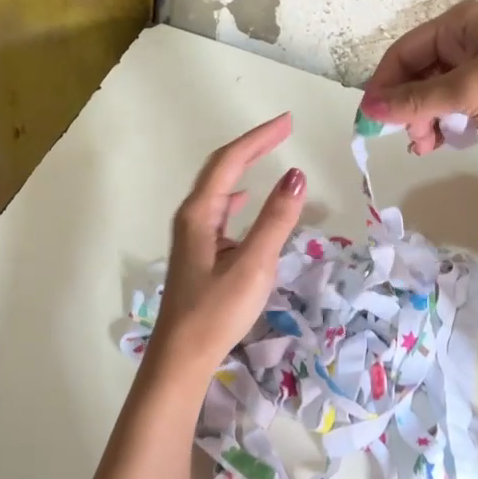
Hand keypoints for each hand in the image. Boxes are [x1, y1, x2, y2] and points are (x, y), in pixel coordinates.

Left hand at [147, 114, 307, 380]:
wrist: (181, 357)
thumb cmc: (217, 310)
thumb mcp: (254, 264)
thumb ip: (276, 219)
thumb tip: (296, 175)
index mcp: (200, 213)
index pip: (230, 161)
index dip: (258, 138)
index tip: (288, 122)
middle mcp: (191, 217)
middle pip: (221, 168)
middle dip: (251, 146)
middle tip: (283, 129)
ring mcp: (192, 235)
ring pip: (219, 188)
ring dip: (244, 167)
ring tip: (268, 153)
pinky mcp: (198, 253)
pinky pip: (220, 209)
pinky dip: (238, 194)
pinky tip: (245, 201)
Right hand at [360, 0, 477, 154]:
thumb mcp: (471, 89)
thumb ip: (417, 100)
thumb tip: (368, 110)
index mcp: (459, 24)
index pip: (403, 53)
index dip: (383, 86)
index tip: (371, 121)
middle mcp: (466, 40)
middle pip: (416, 74)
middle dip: (407, 107)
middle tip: (409, 139)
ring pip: (434, 93)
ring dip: (425, 119)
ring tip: (428, 146)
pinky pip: (455, 105)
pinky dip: (445, 123)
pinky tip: (444, 142)